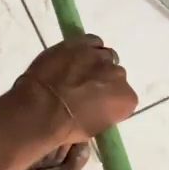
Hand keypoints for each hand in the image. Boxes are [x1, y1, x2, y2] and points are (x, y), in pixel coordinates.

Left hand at [14, 34, 136, 141]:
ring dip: (94, 63)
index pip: (125, 96)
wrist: (41, 107)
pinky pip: (91, 41)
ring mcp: (100, 56)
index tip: (97, 103)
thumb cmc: (67, 126)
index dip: (110, 99)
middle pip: (115, 74)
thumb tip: (97, 106)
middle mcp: (118, 75)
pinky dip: (85, 47)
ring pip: (104, 56)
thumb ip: (104, 112)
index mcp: (126, 99)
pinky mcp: (82, 43)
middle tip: (86, 88)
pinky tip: (74, 56)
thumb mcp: (93, 129)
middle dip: (103, 80)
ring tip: (78, 70)